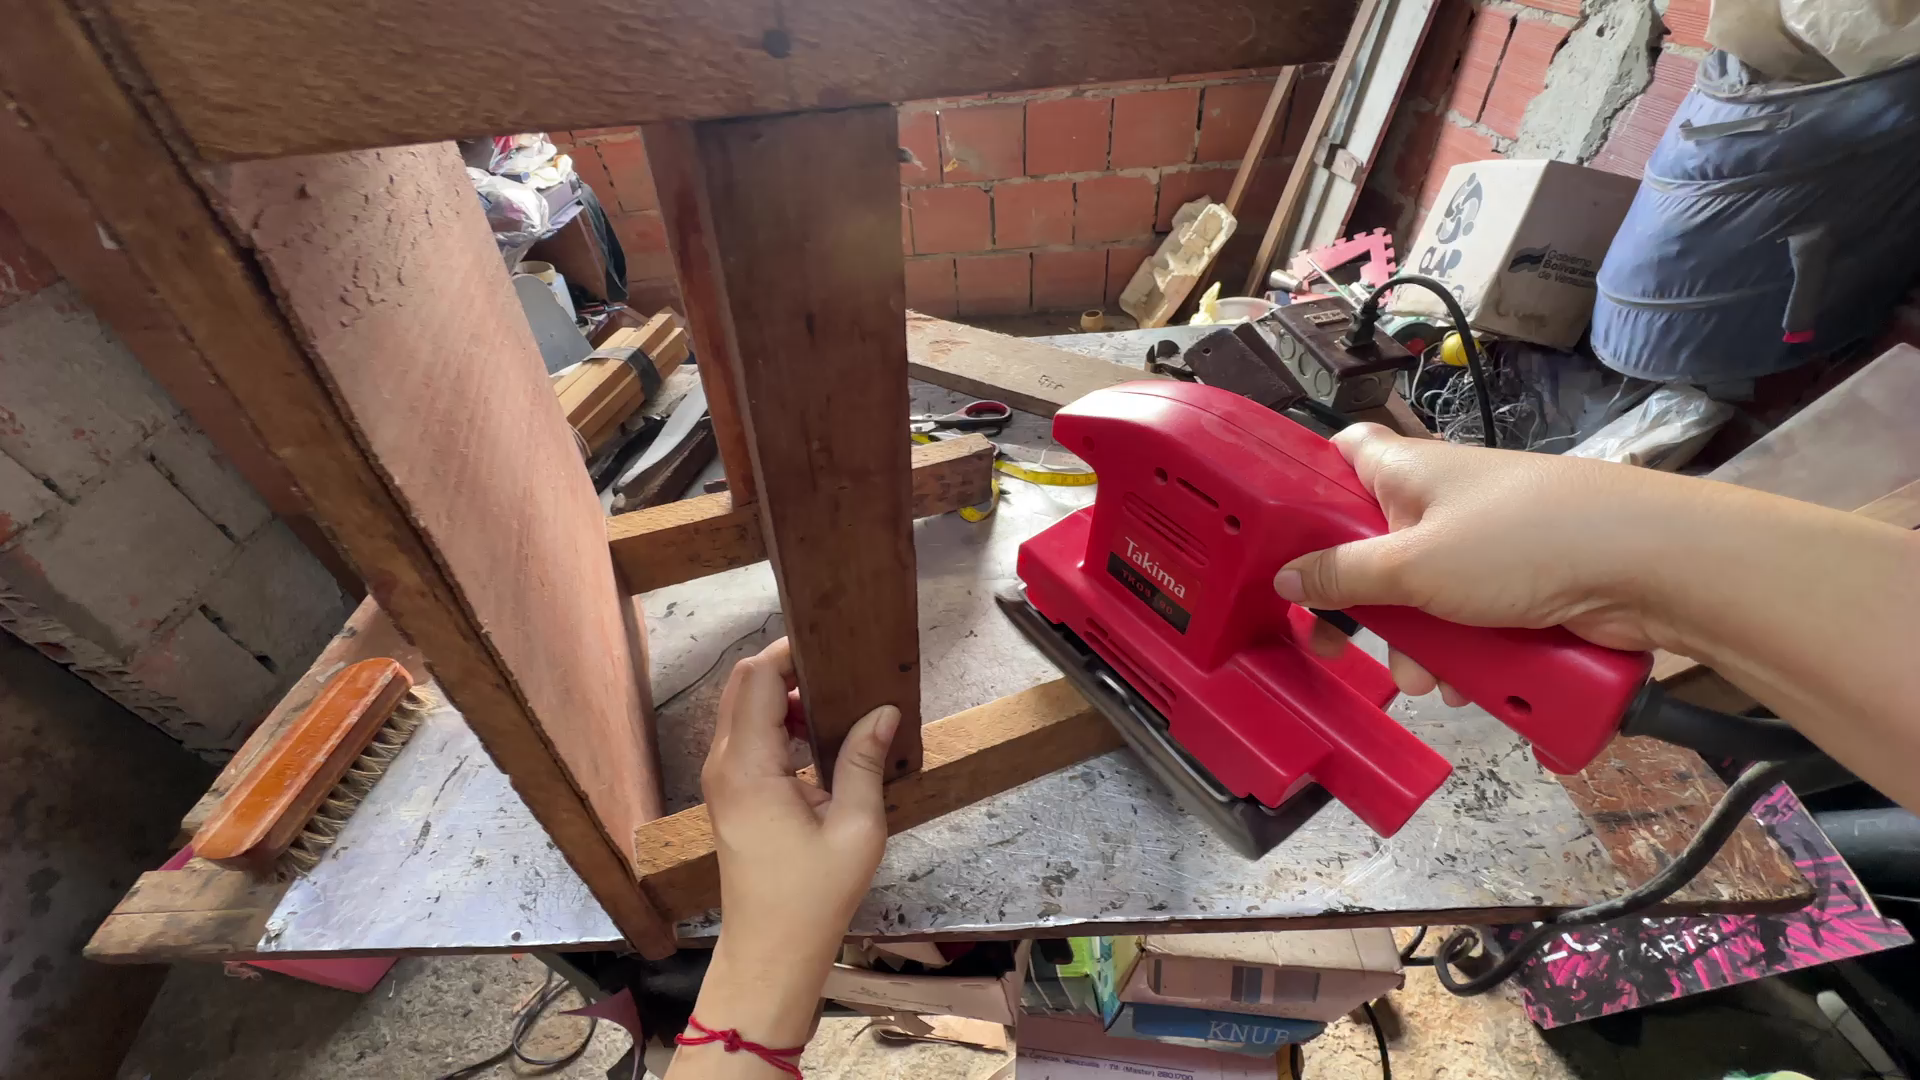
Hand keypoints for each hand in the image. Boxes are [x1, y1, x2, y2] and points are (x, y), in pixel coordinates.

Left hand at [700, 638, 897, 1006]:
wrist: (770, 953)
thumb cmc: (814, 894)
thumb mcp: (856, 828)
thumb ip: (864, 762)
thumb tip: (885, 710)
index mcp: (750, 767)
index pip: (757, 679)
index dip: (789, 653)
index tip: (831, 648)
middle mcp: (724, 764)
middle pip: (743, 684)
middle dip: (786, 668)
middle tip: (837, 671)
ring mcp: (720, 778)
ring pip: (742, 706)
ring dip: (782, 694)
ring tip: (832, 699)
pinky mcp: (728, 791)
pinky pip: (745, 733)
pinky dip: (775, 719)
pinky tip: (814, 733)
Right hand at [1274, 423, 1687, 701]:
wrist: (1665, 567)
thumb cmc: (1523, 543)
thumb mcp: (1414, 565)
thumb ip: (1342, 575)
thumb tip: (1283, 580)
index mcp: (1406, 472)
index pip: (1344, 450)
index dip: (1311, 476)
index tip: (1285, 524)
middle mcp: (1437, 500)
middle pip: (1369, 540)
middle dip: (1353, 595)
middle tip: (1332, 638)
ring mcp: (1479, 541)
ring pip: (1416, 588)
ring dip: (1407, 638)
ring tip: (1420, 679)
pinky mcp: (1516, 579)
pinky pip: (1461, 613)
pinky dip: (1454, 647)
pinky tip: (1460, 681)